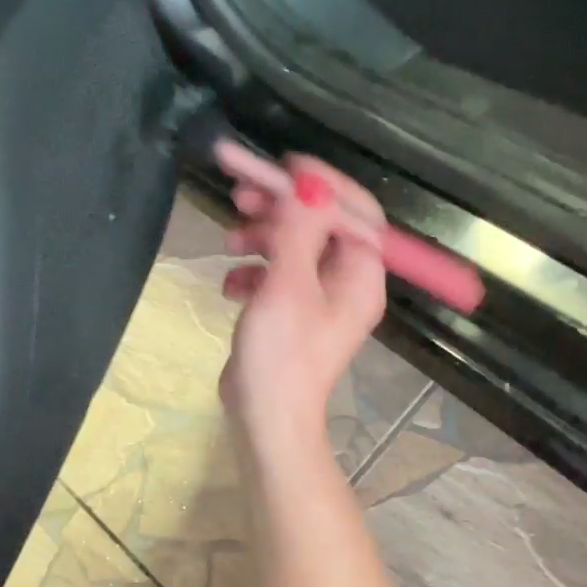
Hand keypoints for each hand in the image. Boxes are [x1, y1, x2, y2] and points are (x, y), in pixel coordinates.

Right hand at [218, 154, 386, 448]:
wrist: (265, 419)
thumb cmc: (281, 356)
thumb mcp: (287, 286)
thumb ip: (298, 231)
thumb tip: (307, 183)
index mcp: (359, 274)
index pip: (353, 210)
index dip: (320, 183)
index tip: (282, 166)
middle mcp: (345, 281)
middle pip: (318, 223)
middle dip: (279, 207)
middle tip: (239, 193)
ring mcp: (318, 298)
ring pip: (292, 245)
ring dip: (259, 237)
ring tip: (227, 240)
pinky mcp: (291, 312)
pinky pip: (275, 274)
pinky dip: (252, 271)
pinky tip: (229, 285)